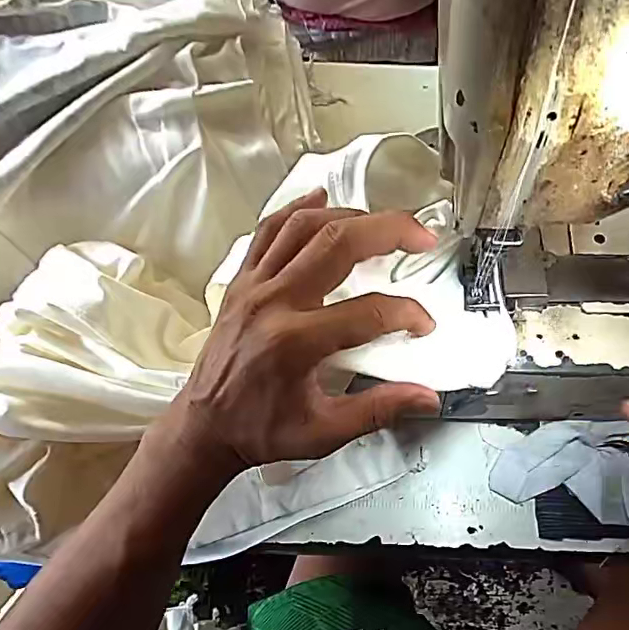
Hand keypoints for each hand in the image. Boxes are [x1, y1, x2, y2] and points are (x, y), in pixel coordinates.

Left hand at [153, 189, 442, 477]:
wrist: (205, 426)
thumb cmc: (257, 429)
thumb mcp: (323, 431)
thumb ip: (377, 410)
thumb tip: (424, 396)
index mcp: (294, 342)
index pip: (368, 312)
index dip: (406, 314)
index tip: (422, 323)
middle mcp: (272, 303)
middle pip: (338, 243)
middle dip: (389, 231)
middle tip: (421, 237)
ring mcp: (253, 287)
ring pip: (304, 226)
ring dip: (350, 216)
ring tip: (382, 224)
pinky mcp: (241, 283)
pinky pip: (268, 231)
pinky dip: (297, 209)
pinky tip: (321, 198)